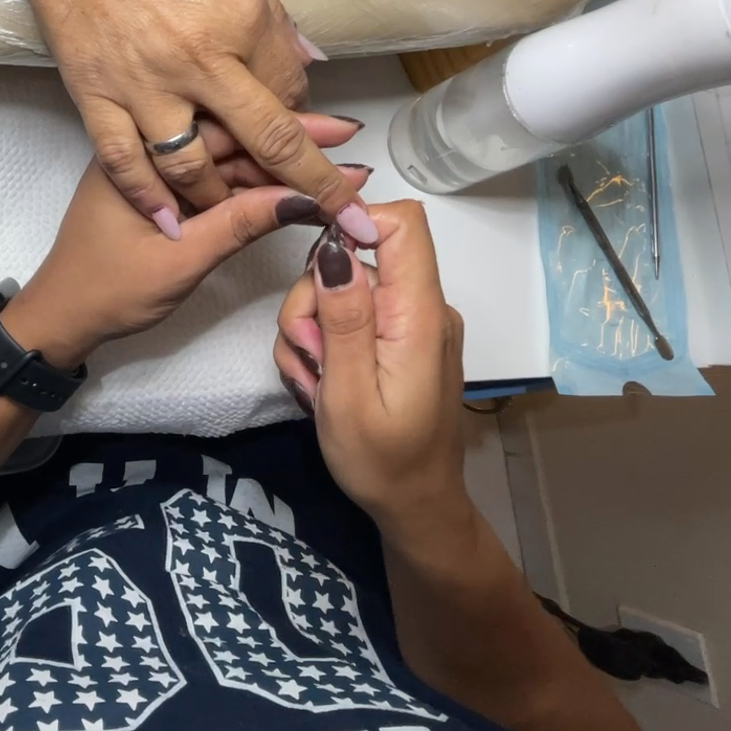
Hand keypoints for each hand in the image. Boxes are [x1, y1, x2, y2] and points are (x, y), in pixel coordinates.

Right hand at [0, 0, 373, 245]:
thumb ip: (265, 15)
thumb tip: (301, 62)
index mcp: (241, 11)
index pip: (290, 85)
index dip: (303, 112)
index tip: (305, 126)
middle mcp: (200, 57)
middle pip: (269, 138)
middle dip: (315, 184)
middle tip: (345, 217)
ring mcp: (144, 83)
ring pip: (196, 165)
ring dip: (222, 195)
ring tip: (234, 206)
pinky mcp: (95, 95)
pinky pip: (125, 162)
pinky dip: (149, 197)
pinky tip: (168, 221)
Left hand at [3, 114, 370, 368]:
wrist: (63, 318)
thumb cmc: (108, 290)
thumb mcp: (179, 260)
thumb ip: (239, 225)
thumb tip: (304, 199)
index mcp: (140, 155)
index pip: (223, 132)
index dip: (284, 134)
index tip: (336, 134)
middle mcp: (149, 153)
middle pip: (230, 141)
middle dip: (289, 143)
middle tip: (347, 139)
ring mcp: (158, 173)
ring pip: (227, 163)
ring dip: (276, 169)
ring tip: (333, 167)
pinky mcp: (165, 195)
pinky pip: (215, 184)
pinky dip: (252, 190)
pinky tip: (290, 190)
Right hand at [271, 201, 469, 531]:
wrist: (413, 506)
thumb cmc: (382, 460)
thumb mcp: (348, 394)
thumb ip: (344, 318)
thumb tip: (334, 247)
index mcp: (419, 315)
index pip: (402, 225)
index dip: (353, 223)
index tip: (314, 268)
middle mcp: (420, 307)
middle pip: (352, 260)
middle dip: (312, 303)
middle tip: (310, 358)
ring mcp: (406, 322)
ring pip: (337, 289)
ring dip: (310, 331)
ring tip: (316, 381)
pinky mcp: (392, 337)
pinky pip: (347, 316)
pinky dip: (323, 343)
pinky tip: (323, 381)